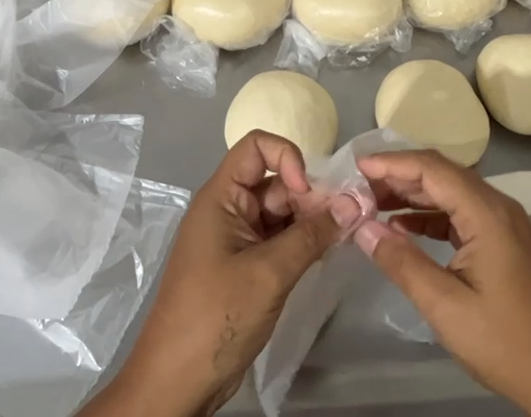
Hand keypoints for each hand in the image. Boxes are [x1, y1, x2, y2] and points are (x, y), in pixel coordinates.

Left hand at [82, 131, 361, 416]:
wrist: (176, 382)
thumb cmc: (215, 316)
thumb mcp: (269, 273)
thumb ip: (312, 235)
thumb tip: (353, 203)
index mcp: (220, 198)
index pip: (256, 147)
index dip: (288, 157)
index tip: (307, 192)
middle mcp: (227, 210)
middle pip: (275, 181)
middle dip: (310, 195)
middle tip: (345, 221)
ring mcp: (235, 239)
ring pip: (281, 211)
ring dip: (311, 220)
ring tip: (343, 237)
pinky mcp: (244, 265)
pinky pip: (279, 238)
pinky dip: (303, 241)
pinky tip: (327, 252)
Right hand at [353, 150, 530, 416]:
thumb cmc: (502, 340)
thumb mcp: (445, 305)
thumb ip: (402, 262)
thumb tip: (362, 227)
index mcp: (487, 213)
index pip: (433, 169)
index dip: (392, 163)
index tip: (355, 167)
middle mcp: (497, 206)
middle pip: (442, 174)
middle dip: (398, 176)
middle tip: (357, 187)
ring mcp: (502, 222)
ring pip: (450, 192)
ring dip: (411, 195)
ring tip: (370, 204)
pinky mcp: (502, 240)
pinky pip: (460, 213)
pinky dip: (429, 215)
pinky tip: (401, 228)